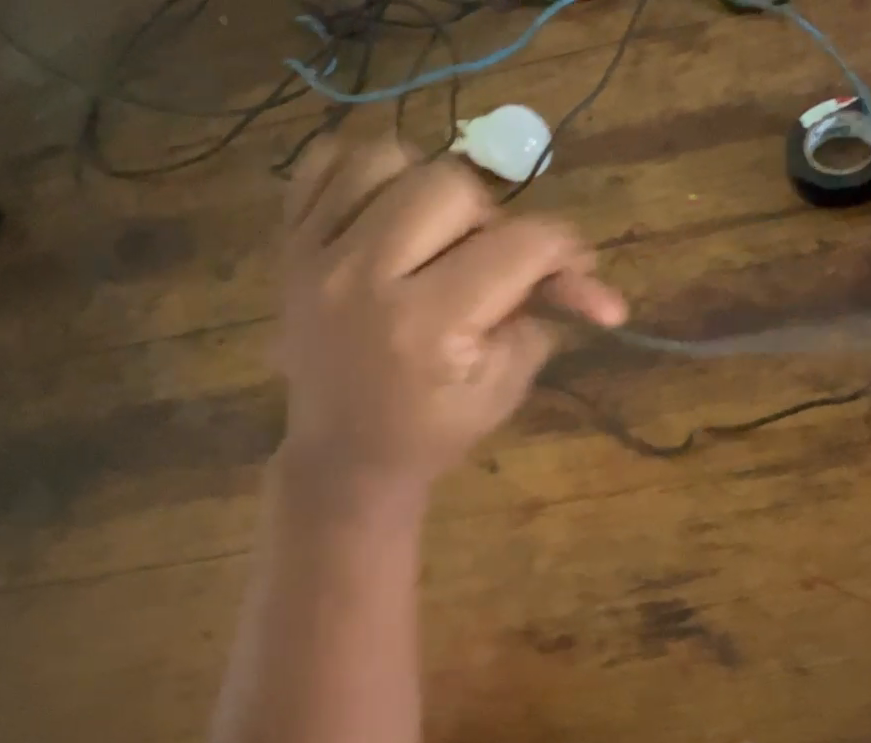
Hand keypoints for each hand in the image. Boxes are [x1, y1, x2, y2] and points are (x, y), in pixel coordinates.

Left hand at [272, 137, 626, 484]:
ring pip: (387, 158)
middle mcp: (367, 275)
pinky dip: (367, 175)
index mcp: (429, 325)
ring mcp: (317, 253)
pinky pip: (325, 162)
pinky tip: (388, 213)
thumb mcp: (505, 386)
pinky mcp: (288, 243)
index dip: (564, 248)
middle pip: (452, 185)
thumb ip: (541, 318)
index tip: (576, 263)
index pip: (517, 248)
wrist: (346, 454)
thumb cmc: (435, 430)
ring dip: (430, 189)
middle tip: (492, 262)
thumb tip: (582, 277)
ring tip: (438, 234)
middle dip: (492, 220)